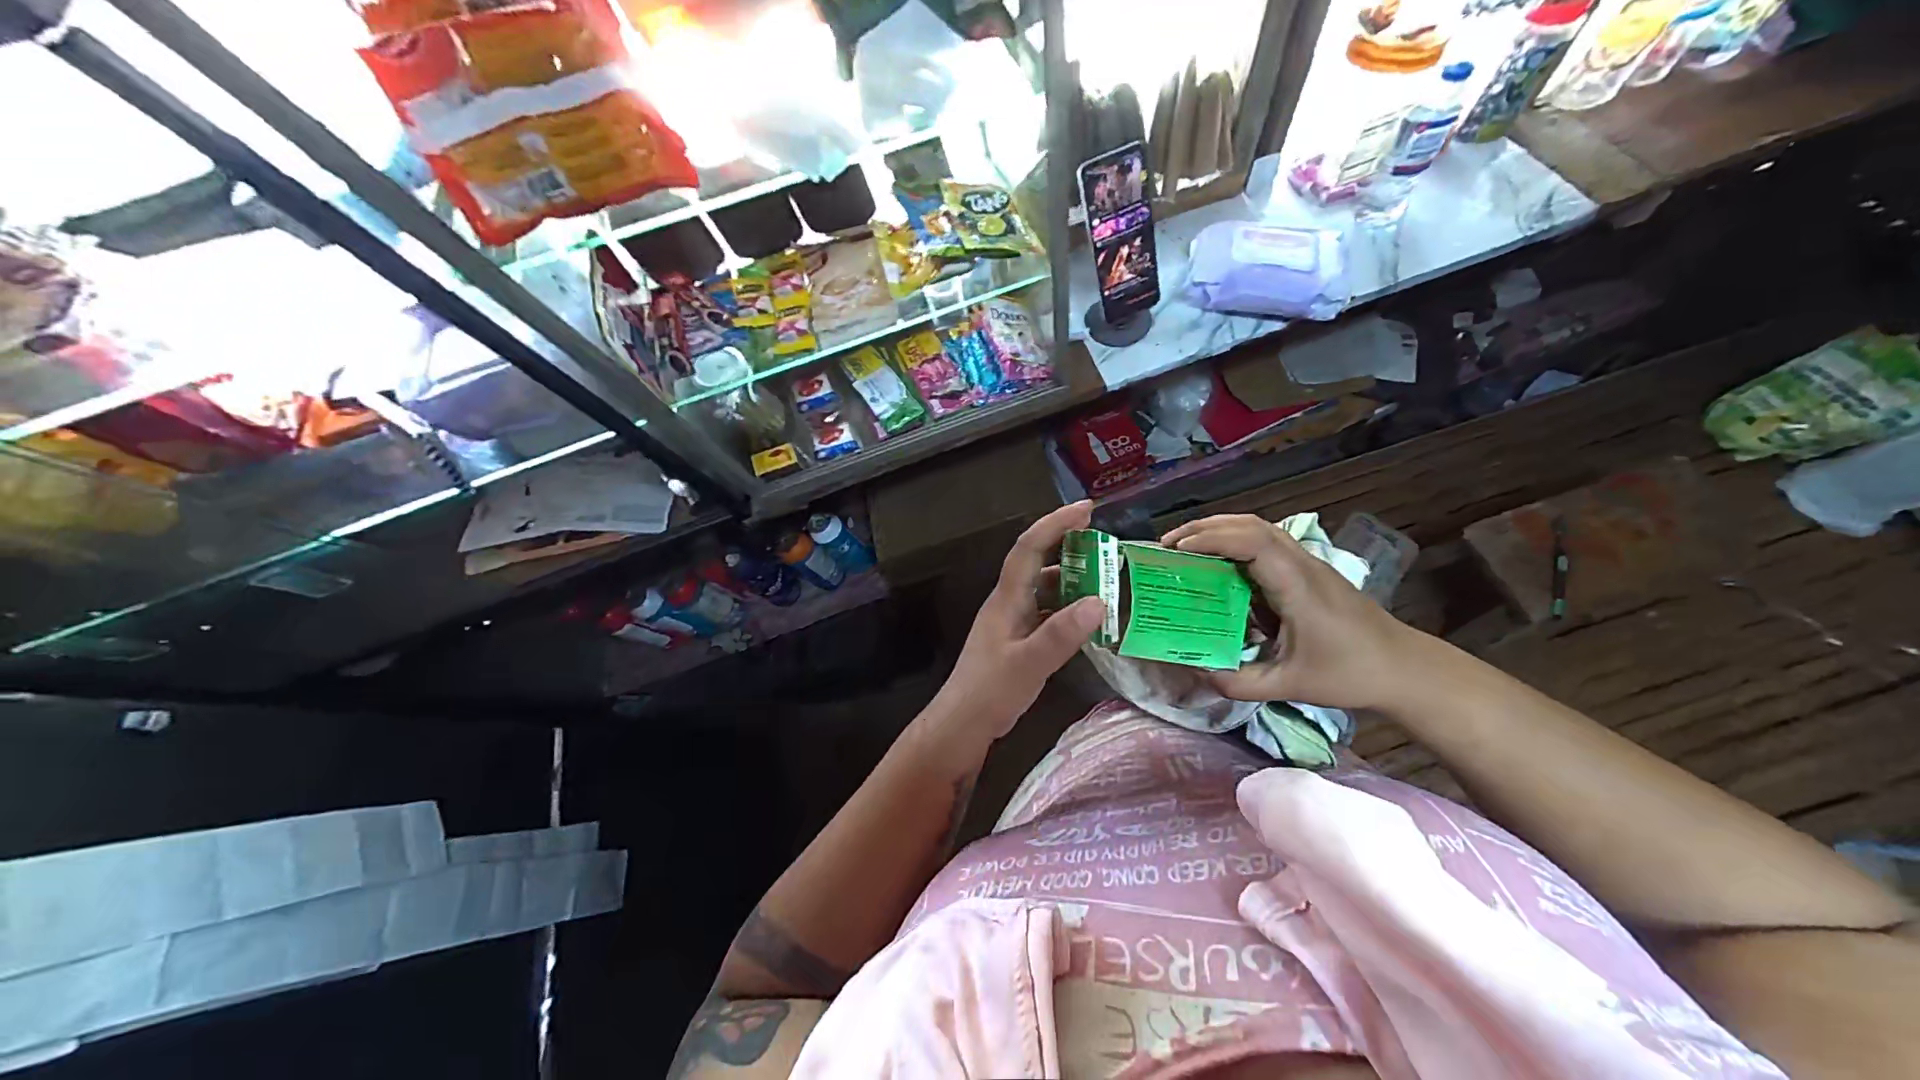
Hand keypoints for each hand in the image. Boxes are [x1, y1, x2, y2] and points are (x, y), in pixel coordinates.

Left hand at [925, 501, 1104, 746]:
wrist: (962, 726)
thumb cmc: (990, 692)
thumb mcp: (1030, 663)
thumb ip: (1062, 634)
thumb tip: (1098, 601)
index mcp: (1006, 599)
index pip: (1029, 548)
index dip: (1056, 524)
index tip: (1087, 509)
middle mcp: (1008, 604)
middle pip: (1037, 563)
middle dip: (1069, 548)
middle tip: (1105, 548)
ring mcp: (1011, 623)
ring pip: (1043, 590)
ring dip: (1071, 580)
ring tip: (1105, 583)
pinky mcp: (1016, 642)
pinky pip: (1046, 613)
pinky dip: (1067, 610)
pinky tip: (1088, 621)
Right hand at [1160, 514, 1431, 710]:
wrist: (1403, 669)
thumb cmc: (1349, 674)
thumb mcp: (1289, 685)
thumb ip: (1239, 681)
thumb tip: (1197, 670)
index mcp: (1297, 585)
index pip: (1252, 542)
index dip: (1211, 539)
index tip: (1176, 551)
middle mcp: (1302, 564)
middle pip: (1251, 524)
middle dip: (1204, 528)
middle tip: (1166, 545)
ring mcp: (1308, 564)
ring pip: (1259, 528)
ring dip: (1219, 530)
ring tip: (1184, 547)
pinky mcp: (1308, 572)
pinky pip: (1266, 543)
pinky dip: (1235, 542)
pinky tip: (1217, 563)